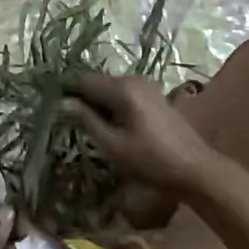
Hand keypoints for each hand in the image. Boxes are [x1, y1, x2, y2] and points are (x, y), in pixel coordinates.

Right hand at [63, 74, 218, 194]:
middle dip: (82, 98)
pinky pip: (124, 94)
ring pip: (110, 89)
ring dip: (98, 104)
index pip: (83, 80)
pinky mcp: (154, 96)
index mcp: (122, 88)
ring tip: (87, 127)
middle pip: (97, 82)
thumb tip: (62, 103)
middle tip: (68, 122)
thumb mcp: (113, 145)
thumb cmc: (151, 160)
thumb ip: (86, 120)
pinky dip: (113, 106)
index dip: (66, 91)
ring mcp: (146, 86)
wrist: (195, 169)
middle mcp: (134, 79)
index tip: (52, 106)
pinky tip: (110, 126)